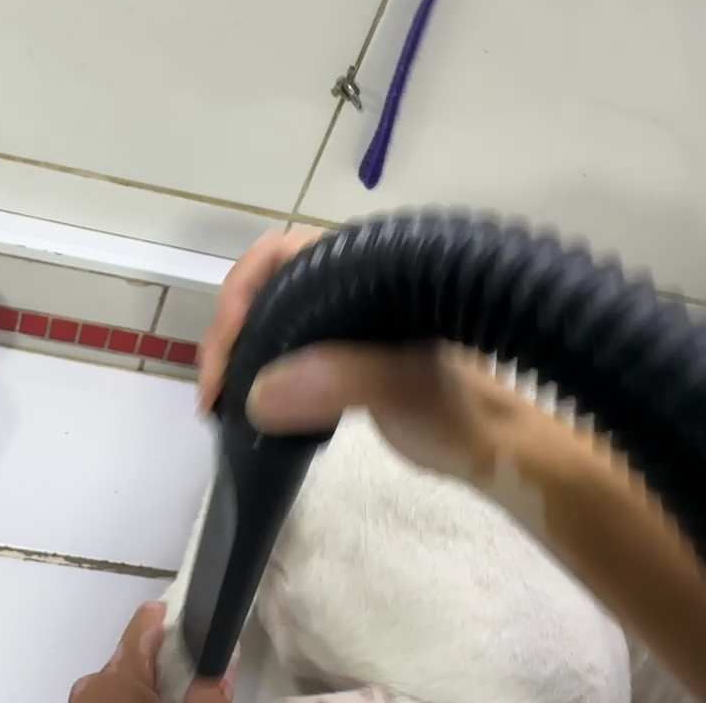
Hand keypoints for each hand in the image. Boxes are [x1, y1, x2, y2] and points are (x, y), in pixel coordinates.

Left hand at [68, 602, 231, 702]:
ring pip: (121, 679)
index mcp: (117, 674)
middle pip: (135, 652)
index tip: (193, 616)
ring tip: (170, 696)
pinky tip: (146, 702)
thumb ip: (209, 689)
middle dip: (162, 661)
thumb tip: (226, 655)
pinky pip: (109, 696)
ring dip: (144, 685)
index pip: (146, 620)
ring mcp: (82, 701)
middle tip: (189, 678)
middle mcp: (92, 684)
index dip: (174, 614)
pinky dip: (128, 697)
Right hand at [198, 230, 527, 485]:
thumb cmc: (460, 411)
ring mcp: (336, 318)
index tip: (229, 344)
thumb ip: (339, 379)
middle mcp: (342, 283)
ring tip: (217, 396)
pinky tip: (241, 400)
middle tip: (213, 386)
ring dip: (235, 352)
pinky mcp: (333, 352)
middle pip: (261, 286)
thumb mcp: (404, 386)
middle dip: (229, 329)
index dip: (242, 290)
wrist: (492, 452)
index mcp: (360, 269)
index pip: (278, 254)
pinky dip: (251, 370)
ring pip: (265, 317)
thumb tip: (255, 394)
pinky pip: (276, 347)